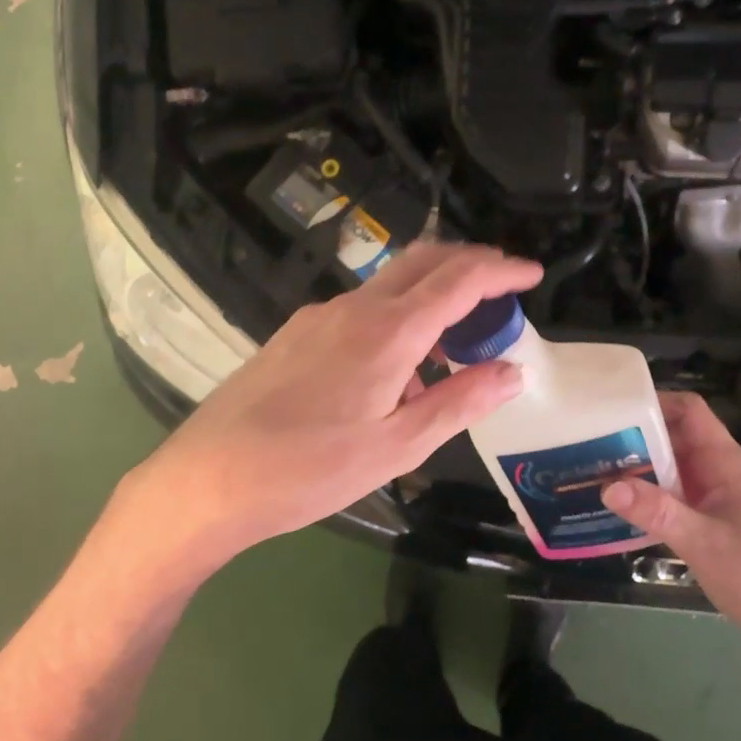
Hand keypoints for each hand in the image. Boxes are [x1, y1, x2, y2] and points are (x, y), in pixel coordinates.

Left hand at [124, 243, 542, 564]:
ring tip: (447, 359)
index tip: (531, 274)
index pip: (458, 279)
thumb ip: (459, 402)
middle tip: (501, 292)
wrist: (209, 479)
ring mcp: (317, 319)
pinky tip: (390, 378)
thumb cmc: (311, 469)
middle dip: (468, 266)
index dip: (501, 270)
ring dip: (428, 302)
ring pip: (388, 289)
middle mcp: (353, 309)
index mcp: (387, 331)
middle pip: (422, 262)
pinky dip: (393, 323)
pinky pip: (358, 313)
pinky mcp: (293, 336)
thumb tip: (512, 371)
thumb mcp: (398, 447)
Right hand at [602, 392, 740, 646]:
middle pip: (673, 435)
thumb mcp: (703, 543)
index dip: (655, 401)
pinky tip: (615, 503)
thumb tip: (609, 486)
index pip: (690, 411)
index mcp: (726, 462)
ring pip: (669, 464)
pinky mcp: (704, 516)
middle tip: (590, 439)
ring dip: (636, 464)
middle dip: (634, 433)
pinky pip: (669, 492)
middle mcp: (717, 470)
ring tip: (592, 466)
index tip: (613, 407)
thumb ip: (658, 513)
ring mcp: (711, 494)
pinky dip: (644, 491)